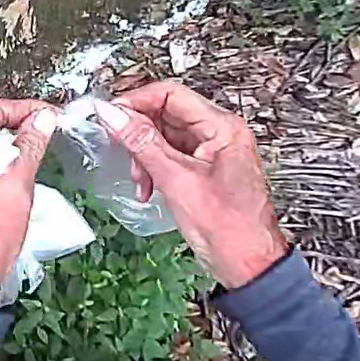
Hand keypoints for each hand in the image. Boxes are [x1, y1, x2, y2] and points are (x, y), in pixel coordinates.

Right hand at [95, 82, 287, 288]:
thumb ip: (142, 143)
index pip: (170, 94)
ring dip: (143, 155)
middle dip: (138, 133)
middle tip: (119, 147)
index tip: (110, 115)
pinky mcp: (202, 170)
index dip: (136, 102)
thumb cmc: (229, 228)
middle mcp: (218, 134)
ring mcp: (210, 152)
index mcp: (221, 127)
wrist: (249, 266)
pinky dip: (152, 169)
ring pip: (163, 136)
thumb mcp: (177, 179)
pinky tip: (147, 187)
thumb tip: (114, 115)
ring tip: (139, 178)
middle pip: (165, 114)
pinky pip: (169, 156)